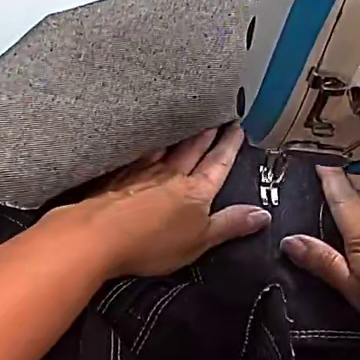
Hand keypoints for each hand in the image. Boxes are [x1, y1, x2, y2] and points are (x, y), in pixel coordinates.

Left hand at [46, 125, 270, 278]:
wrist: (98, 235)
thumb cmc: (148, 241)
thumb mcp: (200, 241)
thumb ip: (231, 225)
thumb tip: (261, 216)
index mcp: (195, 190)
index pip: (218, 163)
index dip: (230, 146)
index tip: (237, 130)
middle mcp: (170, 175)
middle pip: (193, 148)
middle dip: (208, 134)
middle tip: (217, 119)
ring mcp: (141, 173)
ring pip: (166, 148)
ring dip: (179, 136)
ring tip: (186, 124)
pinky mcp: (116, 178)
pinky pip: (137, 155)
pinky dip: (146, 147)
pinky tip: (144, 145)